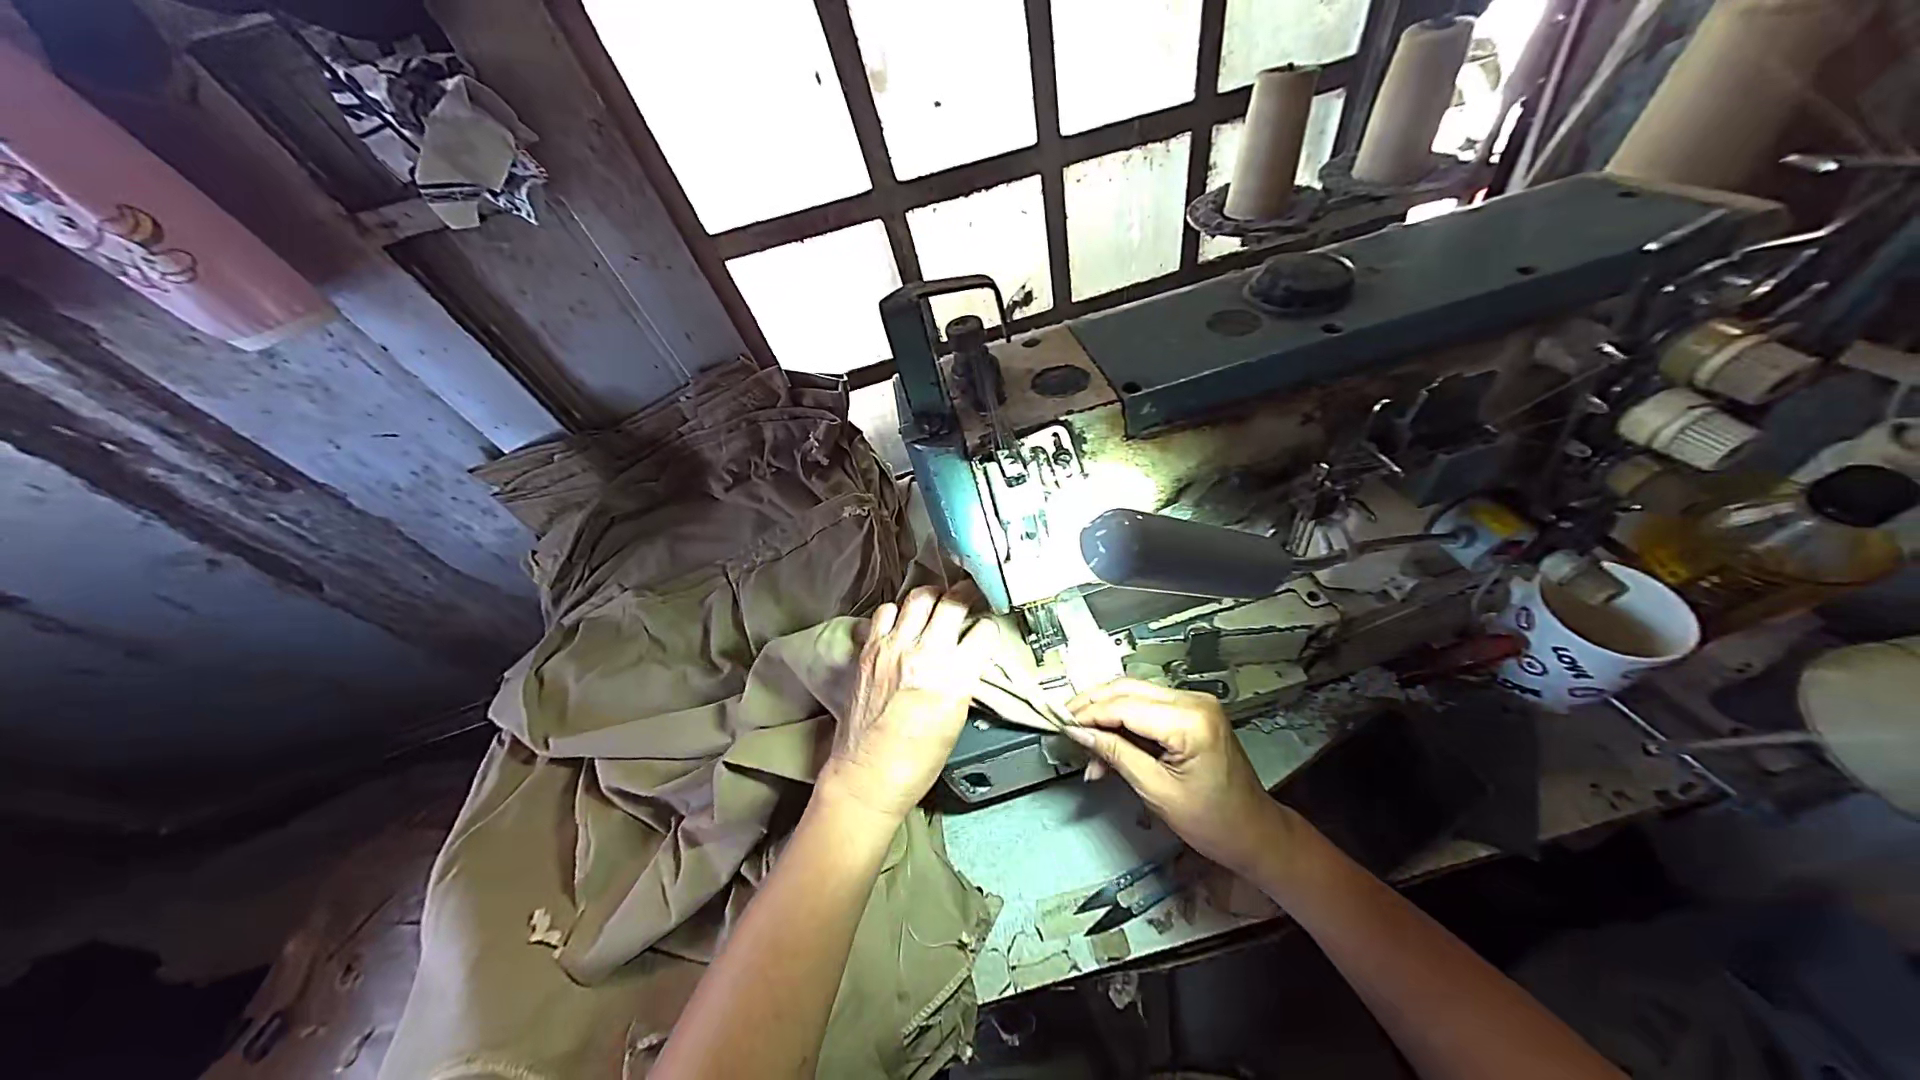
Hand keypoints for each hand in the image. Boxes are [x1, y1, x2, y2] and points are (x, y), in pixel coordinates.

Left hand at [819, 585, 998, 822]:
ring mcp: (892, 649)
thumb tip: (970, 652)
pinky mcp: (869, 650)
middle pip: (951, 602)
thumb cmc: (917, 758)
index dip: (989, 626)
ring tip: (937, 604)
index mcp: (952, 677)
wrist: (869, 774)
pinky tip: (903, 622)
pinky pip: (886, 611)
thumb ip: (965, 676)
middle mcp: (922, 655)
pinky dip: (897, 611)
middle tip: (968, 597)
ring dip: (932, 597)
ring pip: (918, 597)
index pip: (982, 632)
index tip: (987, 625)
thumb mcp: (957, 716)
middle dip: (965, 595)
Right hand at [1063, 679, 1294, 876]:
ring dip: (1106, 715)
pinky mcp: (1192, 712)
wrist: (1254, 832)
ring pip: (1135, 694)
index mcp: (1190, 721)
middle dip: (1093, 706)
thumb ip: (1115, 754)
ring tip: (1084, 743)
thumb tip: (1079, 732)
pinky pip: (1148, 707)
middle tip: (1065, 724)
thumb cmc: (1213, 821)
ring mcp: (1195, 704)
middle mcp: (1194, 702)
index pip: (1125, 706)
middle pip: (1128, 689)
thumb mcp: (1156, 790)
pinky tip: (1107, 745)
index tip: (1061, 725)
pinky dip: (1124, 722)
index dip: (1089, 714)